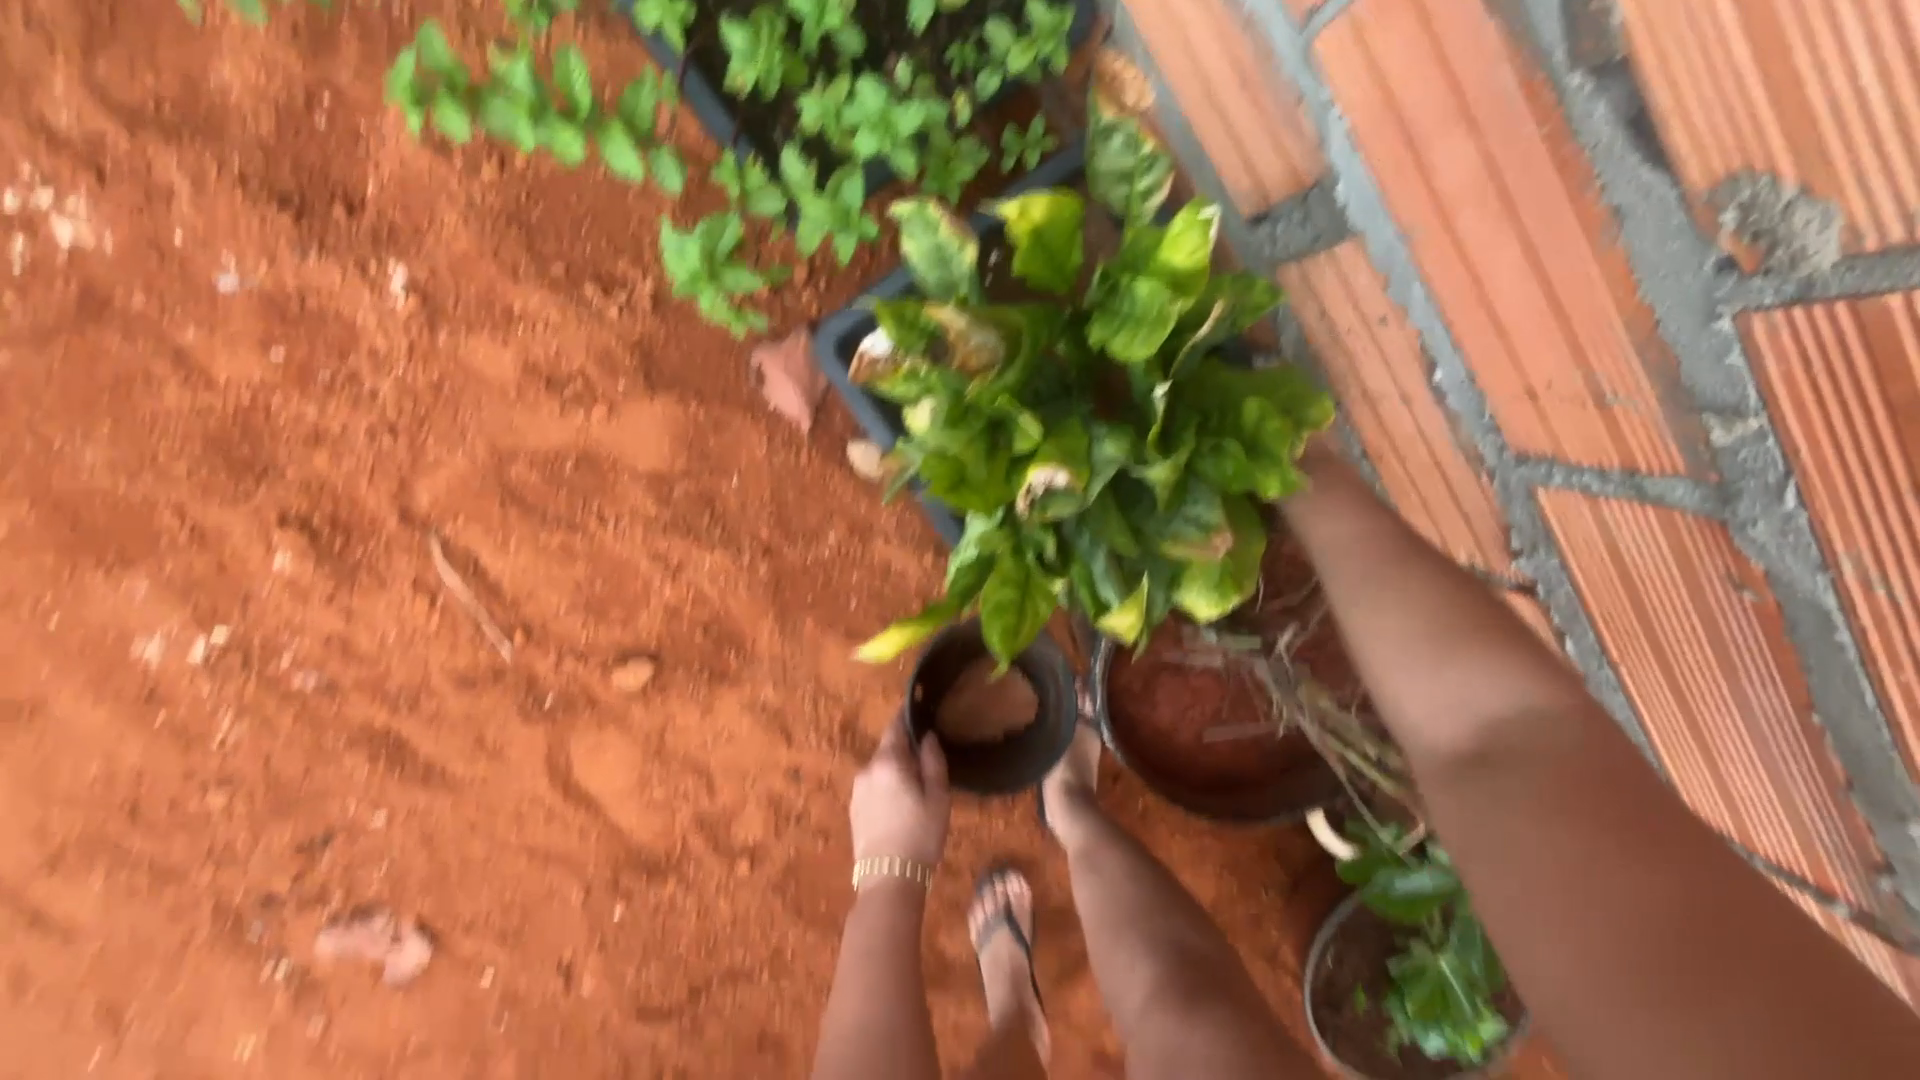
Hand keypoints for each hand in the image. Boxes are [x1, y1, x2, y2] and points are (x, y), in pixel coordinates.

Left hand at [849, 720, 949, 866]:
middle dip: (906, 750)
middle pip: (888, 749)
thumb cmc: (921, 835)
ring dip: (897, 771)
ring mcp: (857, 790)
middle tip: (928, 762)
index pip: (895, 727)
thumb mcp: (938, 798)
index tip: (922, 713)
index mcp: (888, 762)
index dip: (908, 718)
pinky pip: (874, 786)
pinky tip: (901, 806)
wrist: (888, 880)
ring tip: (917, 789)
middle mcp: (867, 770)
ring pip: (881, 769)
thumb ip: (933, 762)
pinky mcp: (854, 809)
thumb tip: (927, 736)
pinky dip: (887, 787)